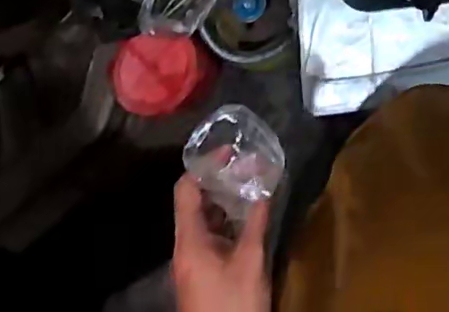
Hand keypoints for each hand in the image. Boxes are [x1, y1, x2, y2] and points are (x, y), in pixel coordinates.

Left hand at [172, 174, 269, 311]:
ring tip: (247, 186)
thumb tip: (264, 188)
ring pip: (202, 220)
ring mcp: (191, 261)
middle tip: (243, 166)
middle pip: (194, 201)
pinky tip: (244, 217)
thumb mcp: (250, 262)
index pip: (186, 188)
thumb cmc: (233, 305)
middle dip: (218, 181)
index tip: (229, 153)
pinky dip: (224, 221)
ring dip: (223, 202)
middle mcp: (184, 247)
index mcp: (189, 240)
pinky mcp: (200, 272)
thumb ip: (256, 222)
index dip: (205, 166)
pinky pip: (208, 236)